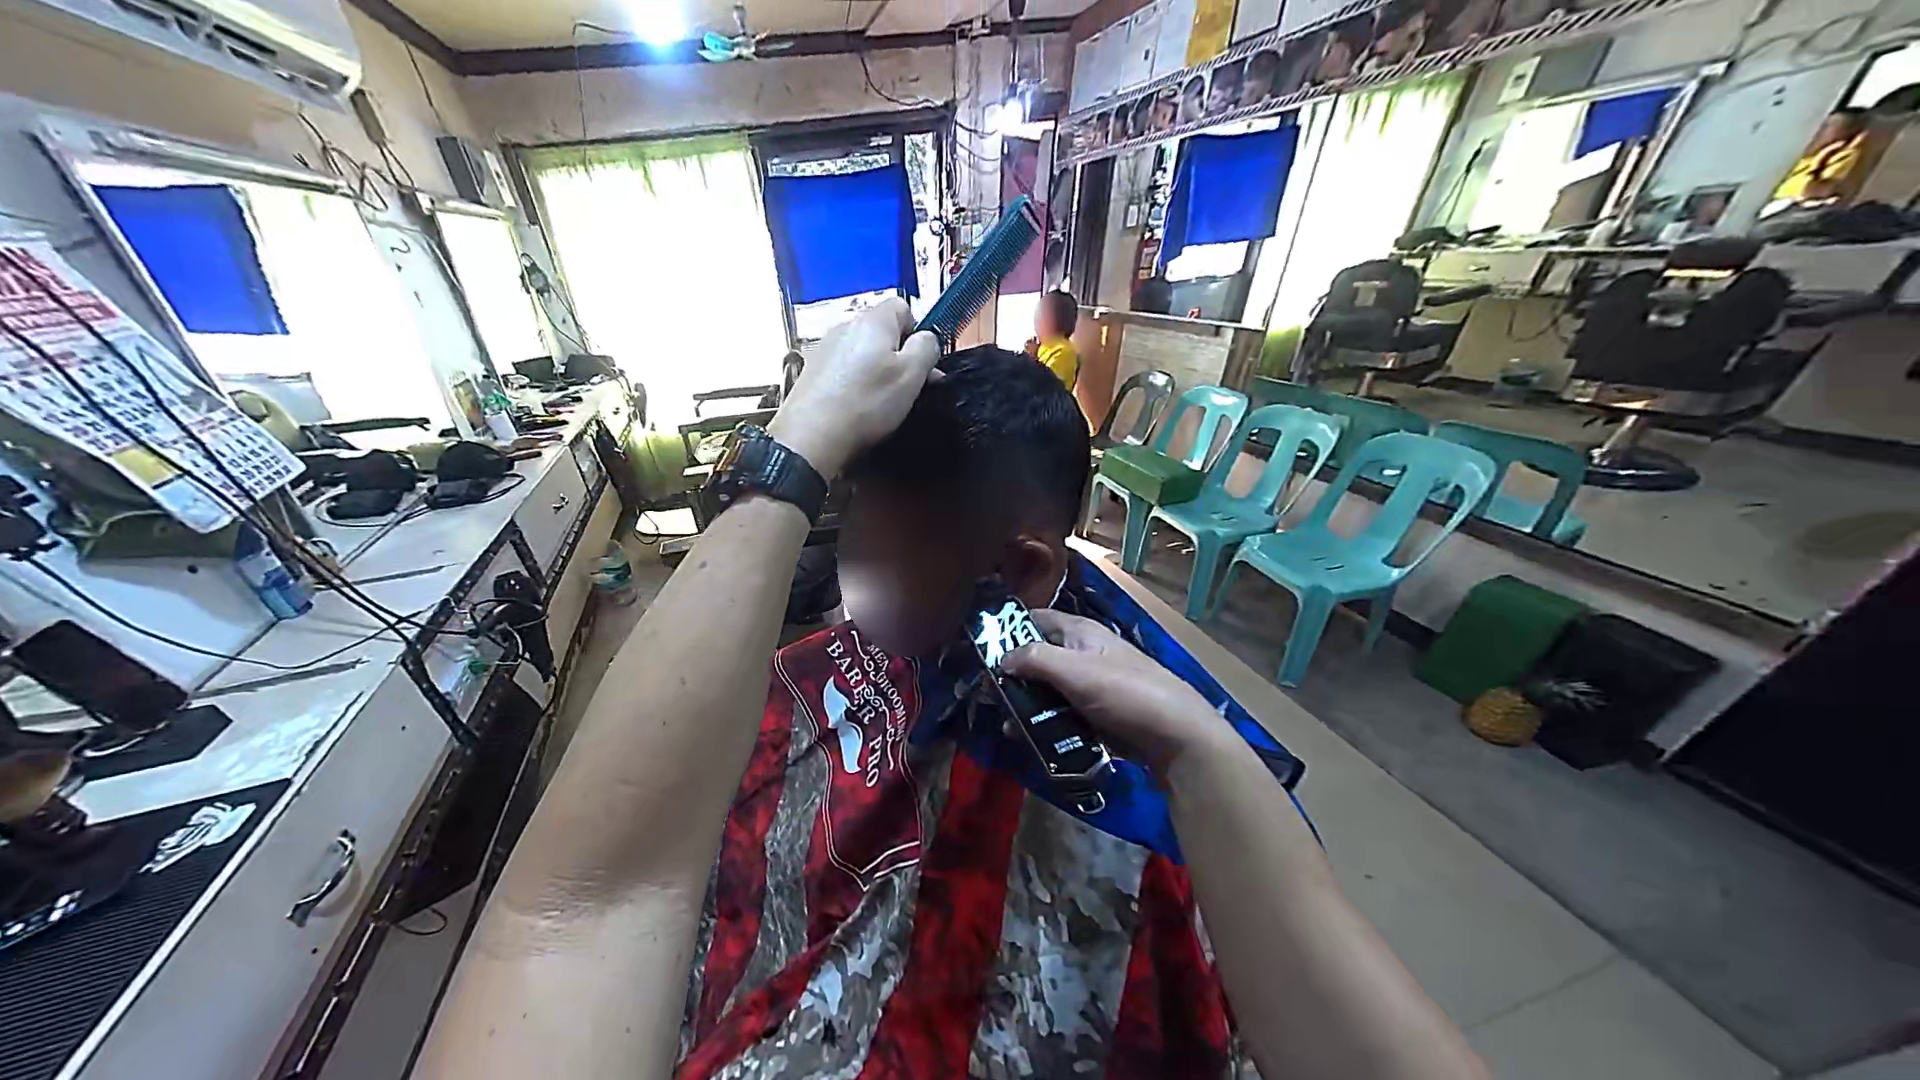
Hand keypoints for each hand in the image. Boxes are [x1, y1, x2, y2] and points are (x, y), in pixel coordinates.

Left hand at [768, 298, 940, 478]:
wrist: (812, 437)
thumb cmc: (867, 403)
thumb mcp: (912, 374)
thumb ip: (927, 348)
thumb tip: (926, 339)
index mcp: (873, 319)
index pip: (904, 308)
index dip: (918, 334)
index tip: (920, 365)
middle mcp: (845, 325)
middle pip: (882, 333)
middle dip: (898, 357)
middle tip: (907, 390)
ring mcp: (825, 348)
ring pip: (863, 353)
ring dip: (875, 373)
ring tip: (879, 403)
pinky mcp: (812, 372)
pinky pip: (844, 371)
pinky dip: (854, 385)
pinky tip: (856, 408)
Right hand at [1003, 609, 1237, 773]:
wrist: (1177, 736)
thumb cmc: (1124, 692)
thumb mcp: (1074, 671)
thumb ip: (1035, 659)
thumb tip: (1001, 658)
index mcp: (1081, 632)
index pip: (1037, 619)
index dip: (1010, 629)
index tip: (982, 649)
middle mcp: (1085, 653)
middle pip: (1040, 656)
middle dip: (1015, 675)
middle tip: (990, 695)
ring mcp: (1093, 685)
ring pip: (1050, 689)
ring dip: (1029, 704)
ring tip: (1008, 724)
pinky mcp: (1100, 714)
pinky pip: (1064, 714)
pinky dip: (1048, 723)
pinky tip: (1032, 739)